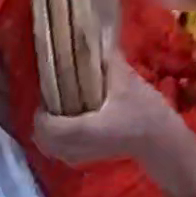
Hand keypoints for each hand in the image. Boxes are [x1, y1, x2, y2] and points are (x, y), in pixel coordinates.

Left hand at [30, 0, 178, 166]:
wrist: (155, 139)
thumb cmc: (142, 110)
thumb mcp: (124, 80)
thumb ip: (105, 60)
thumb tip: (93, 36)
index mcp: (80, 130)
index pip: (44, 124)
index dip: (43, 108)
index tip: (51, 91)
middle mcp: (72, 148)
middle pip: (40, 137)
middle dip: (43, 118)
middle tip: (53, 99)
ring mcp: (74, 157)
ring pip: (46, 146)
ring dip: (48, 129)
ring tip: (59, 110)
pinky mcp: (79, 160)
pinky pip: (56, 151)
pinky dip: (55, 138)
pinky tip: (67, 123)